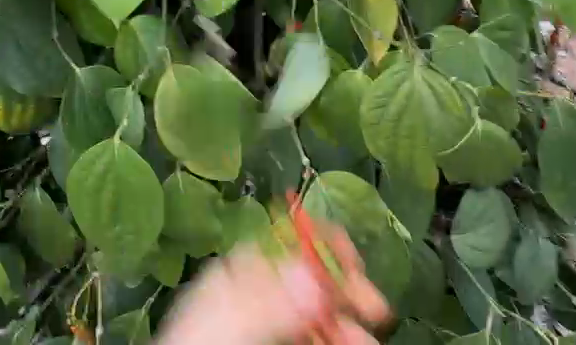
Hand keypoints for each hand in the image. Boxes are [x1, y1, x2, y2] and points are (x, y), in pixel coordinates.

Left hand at [155, 226, 388, 344]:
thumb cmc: (199, 341)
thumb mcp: (229, 315)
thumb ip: (269, 296)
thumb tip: (314, 274)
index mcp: (241, 268)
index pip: (288, 242)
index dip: (323, 244)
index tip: (354, 255)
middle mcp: (258, 291)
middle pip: (310, 280)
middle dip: (344, 289)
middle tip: (376, 307)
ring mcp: (268, 322)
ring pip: (316, 313)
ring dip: (346, 322)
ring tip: (369, 340)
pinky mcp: (278, 343)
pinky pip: (312, 337)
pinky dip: (335, 339)